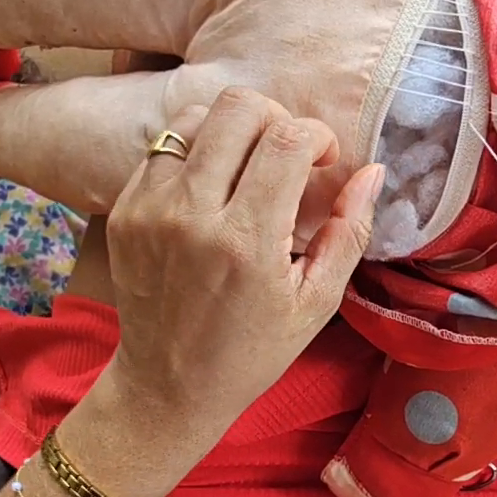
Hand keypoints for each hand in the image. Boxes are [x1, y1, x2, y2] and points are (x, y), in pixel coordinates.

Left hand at [57, 88, 381, 496]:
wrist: (167, 386)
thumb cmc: (249, 353)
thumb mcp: (315, 305)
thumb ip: (349, 234)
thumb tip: (373, 171)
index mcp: (247, 242)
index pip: (287, 139)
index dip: (317, 135)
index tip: (322, 161)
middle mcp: (191, 215)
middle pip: (237, 109)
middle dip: (275, 119)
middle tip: (285, 157)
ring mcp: (149, 211)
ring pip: (193, 119)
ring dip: (230, 132)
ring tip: (245, 170)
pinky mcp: (124, 214)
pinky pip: (161, 152)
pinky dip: (193, 157)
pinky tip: (209, 194)